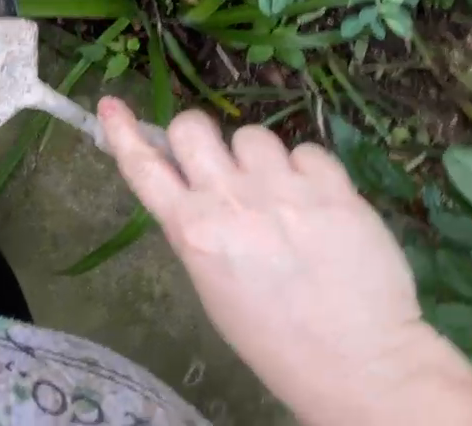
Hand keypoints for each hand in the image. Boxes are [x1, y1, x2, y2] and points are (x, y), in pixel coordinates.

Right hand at [98, 100, 471, 425]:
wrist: (362, 367)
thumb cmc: (272, 333)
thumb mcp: (208, 278)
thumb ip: (191, 222)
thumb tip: (181, 175)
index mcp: (192, 230)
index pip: (143, 165)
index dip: (122, 131)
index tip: (109, 105)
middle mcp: (231, 202)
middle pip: (192, 127)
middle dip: (199, 135)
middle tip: (218, 161)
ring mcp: (284, 192)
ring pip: (252, 134)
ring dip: (260, 157)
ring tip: (280, 193)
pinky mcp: (335, 191)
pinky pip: (307, 151)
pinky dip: (308, 170)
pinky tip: (317, 202)